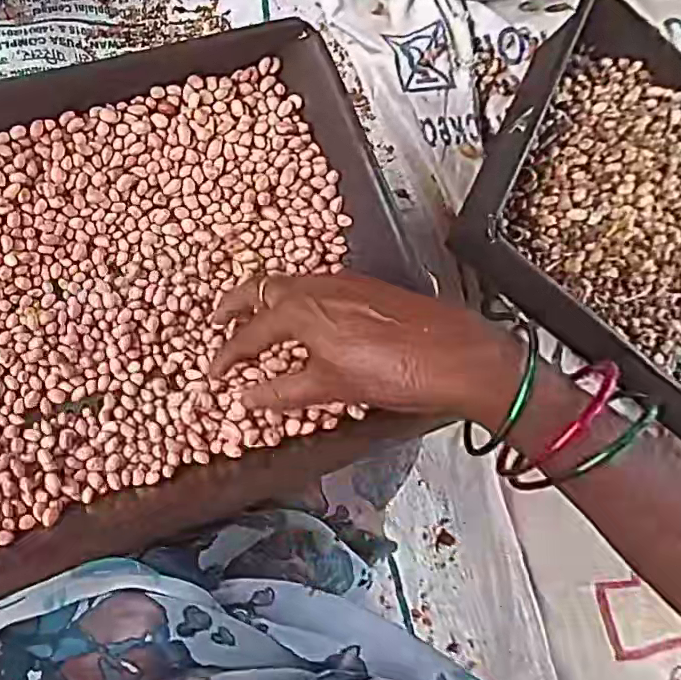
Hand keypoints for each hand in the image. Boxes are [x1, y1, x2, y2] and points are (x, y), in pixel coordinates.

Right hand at [208, 271, 522, 424]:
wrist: (464, 357)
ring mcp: (342, 282)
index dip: (227, 356)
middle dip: (234, 306)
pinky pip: (314, 285)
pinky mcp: (364, 286)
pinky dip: (294, 299)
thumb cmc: (396, 371)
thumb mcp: (332, 388)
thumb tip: (247, 397)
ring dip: (264, 300)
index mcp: (300, 310)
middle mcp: (315, 287)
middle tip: (219, 322)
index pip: (248, 334)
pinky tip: (305, 319)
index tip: (216, 371)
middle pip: (259, 289)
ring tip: (256, 321)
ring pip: (288, 283)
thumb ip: (283, 391)